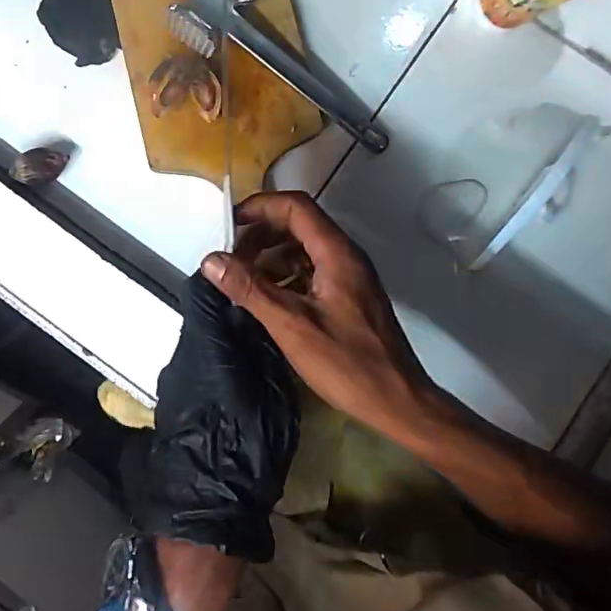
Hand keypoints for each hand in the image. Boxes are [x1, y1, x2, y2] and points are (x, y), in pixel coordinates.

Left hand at [134, 273, 299, 562]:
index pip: (203, 290)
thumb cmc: (247, 441)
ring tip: (249, 340)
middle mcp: (183, 351)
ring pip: (196, 338)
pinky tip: (232, 371)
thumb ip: (261, 347)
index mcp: (208, 343)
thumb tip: (256, 316)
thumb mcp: (270, 390)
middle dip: (225, 306)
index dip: (223, 277)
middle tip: (257, 307)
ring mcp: (173, 373)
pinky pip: (192, 361)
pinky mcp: (170, 393)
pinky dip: (211, 357)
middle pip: (199, 313)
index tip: (246, 272)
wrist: (206, 494)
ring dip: (218, 334)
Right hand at [199, 192, 436, 442]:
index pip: (295, 207)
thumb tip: (211, 261)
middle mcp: (345, 257)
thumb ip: (250, 289)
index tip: (228, 225)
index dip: (259, 208)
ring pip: (301, 247)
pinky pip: (309, 269)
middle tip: (230, 259)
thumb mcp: (291, 325)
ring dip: (268, 256)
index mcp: (336, 254)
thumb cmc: (349, 364)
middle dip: (259, 234)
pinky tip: (265, 299)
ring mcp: (348, 277)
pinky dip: (282, 274)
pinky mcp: (346, 296)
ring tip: (241, 281)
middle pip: (297, 224)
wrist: (399, 404)